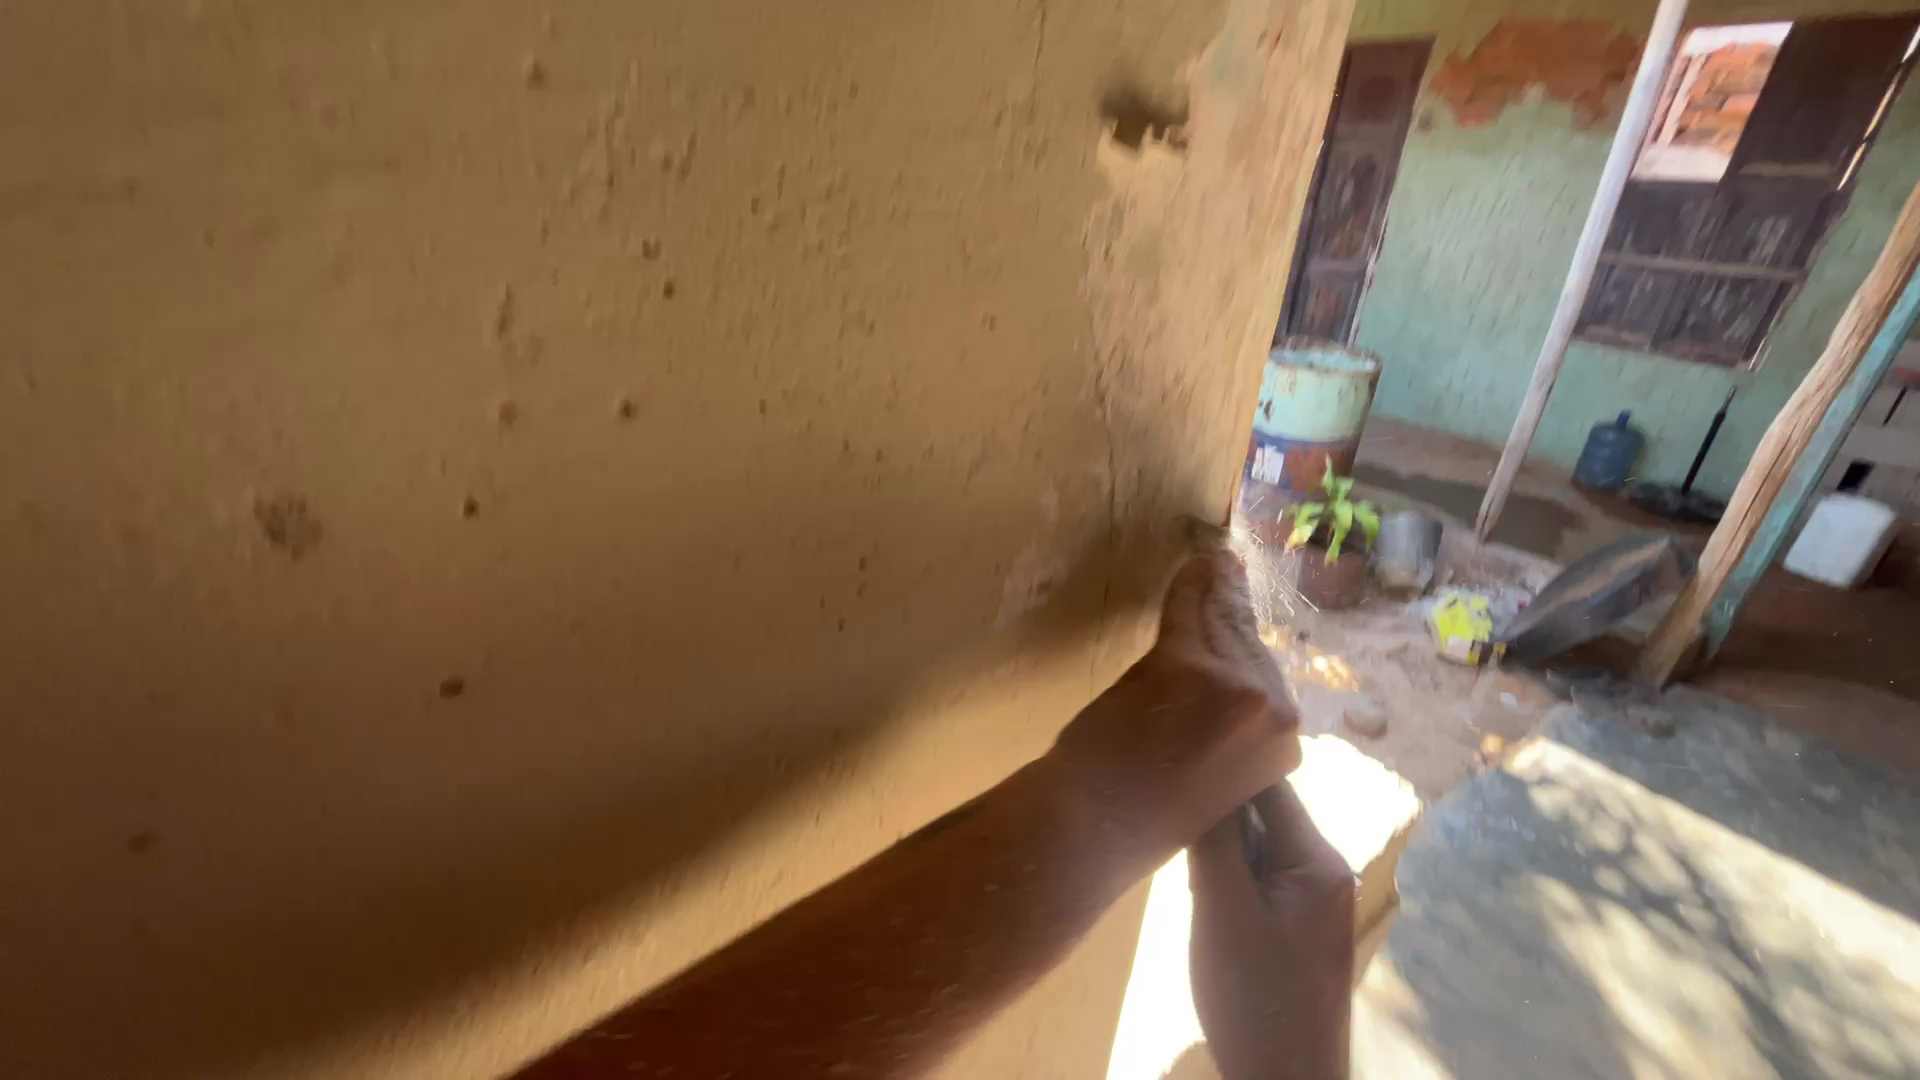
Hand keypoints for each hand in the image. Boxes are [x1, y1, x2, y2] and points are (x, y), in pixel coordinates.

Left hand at [1052, 551, 1300, 861]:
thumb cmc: (1145, 810)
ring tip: (1216, 564)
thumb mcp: (1213, 772)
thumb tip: (1227, 688)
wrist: (1097, 822)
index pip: (1269, 681)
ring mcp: (1230, 683)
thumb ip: (1231, 731)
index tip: (1245, 617)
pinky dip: (1188, 585)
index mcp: (1284, 746)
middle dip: (1236, 610)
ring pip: (1221, 623)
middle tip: (1231, 574)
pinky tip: (1195, 565)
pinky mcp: (1184, 662)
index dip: (1250, 647)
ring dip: (1215, 588)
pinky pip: (1187, 610)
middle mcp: (1271, 710)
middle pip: (1249, 645)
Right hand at [1189, 785, 1354, 1079]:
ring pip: (1255, 843)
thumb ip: (1216, 838)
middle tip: (1172, 818)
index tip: (1178, 755)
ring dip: (1218, 845)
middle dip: (1216, 813)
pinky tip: (1202, 894)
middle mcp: (1322, 871)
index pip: (1270, 785)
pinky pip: (1256, 874)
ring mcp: (1309, 900)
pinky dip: (1226, 874)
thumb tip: (1206, 773)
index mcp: (1317, 860)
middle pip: (1263, 812)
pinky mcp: (1293, 924)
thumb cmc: (1253, 996)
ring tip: (1183, 859)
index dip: (1225, 765)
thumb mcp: (1223, 908)